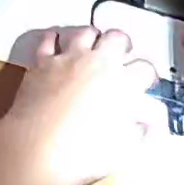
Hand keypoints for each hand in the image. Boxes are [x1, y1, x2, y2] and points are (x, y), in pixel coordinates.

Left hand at [0, 26, 158, 184]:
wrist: (36, 148)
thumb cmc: (82, 152)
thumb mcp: (124, 150)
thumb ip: (140, 133)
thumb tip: (146, 126)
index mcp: (123, 83)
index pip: (145, 68)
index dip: (147, 74)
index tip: (143, 81)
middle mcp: (97, 64)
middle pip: (118, 38)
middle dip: (122, 44)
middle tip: (120, 53)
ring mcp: (68, 60)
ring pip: (85, 32)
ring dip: (91, 37)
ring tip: (91, 46)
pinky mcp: (41, 62)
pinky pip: (49, 40)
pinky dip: (54, 39)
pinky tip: (56, 42)